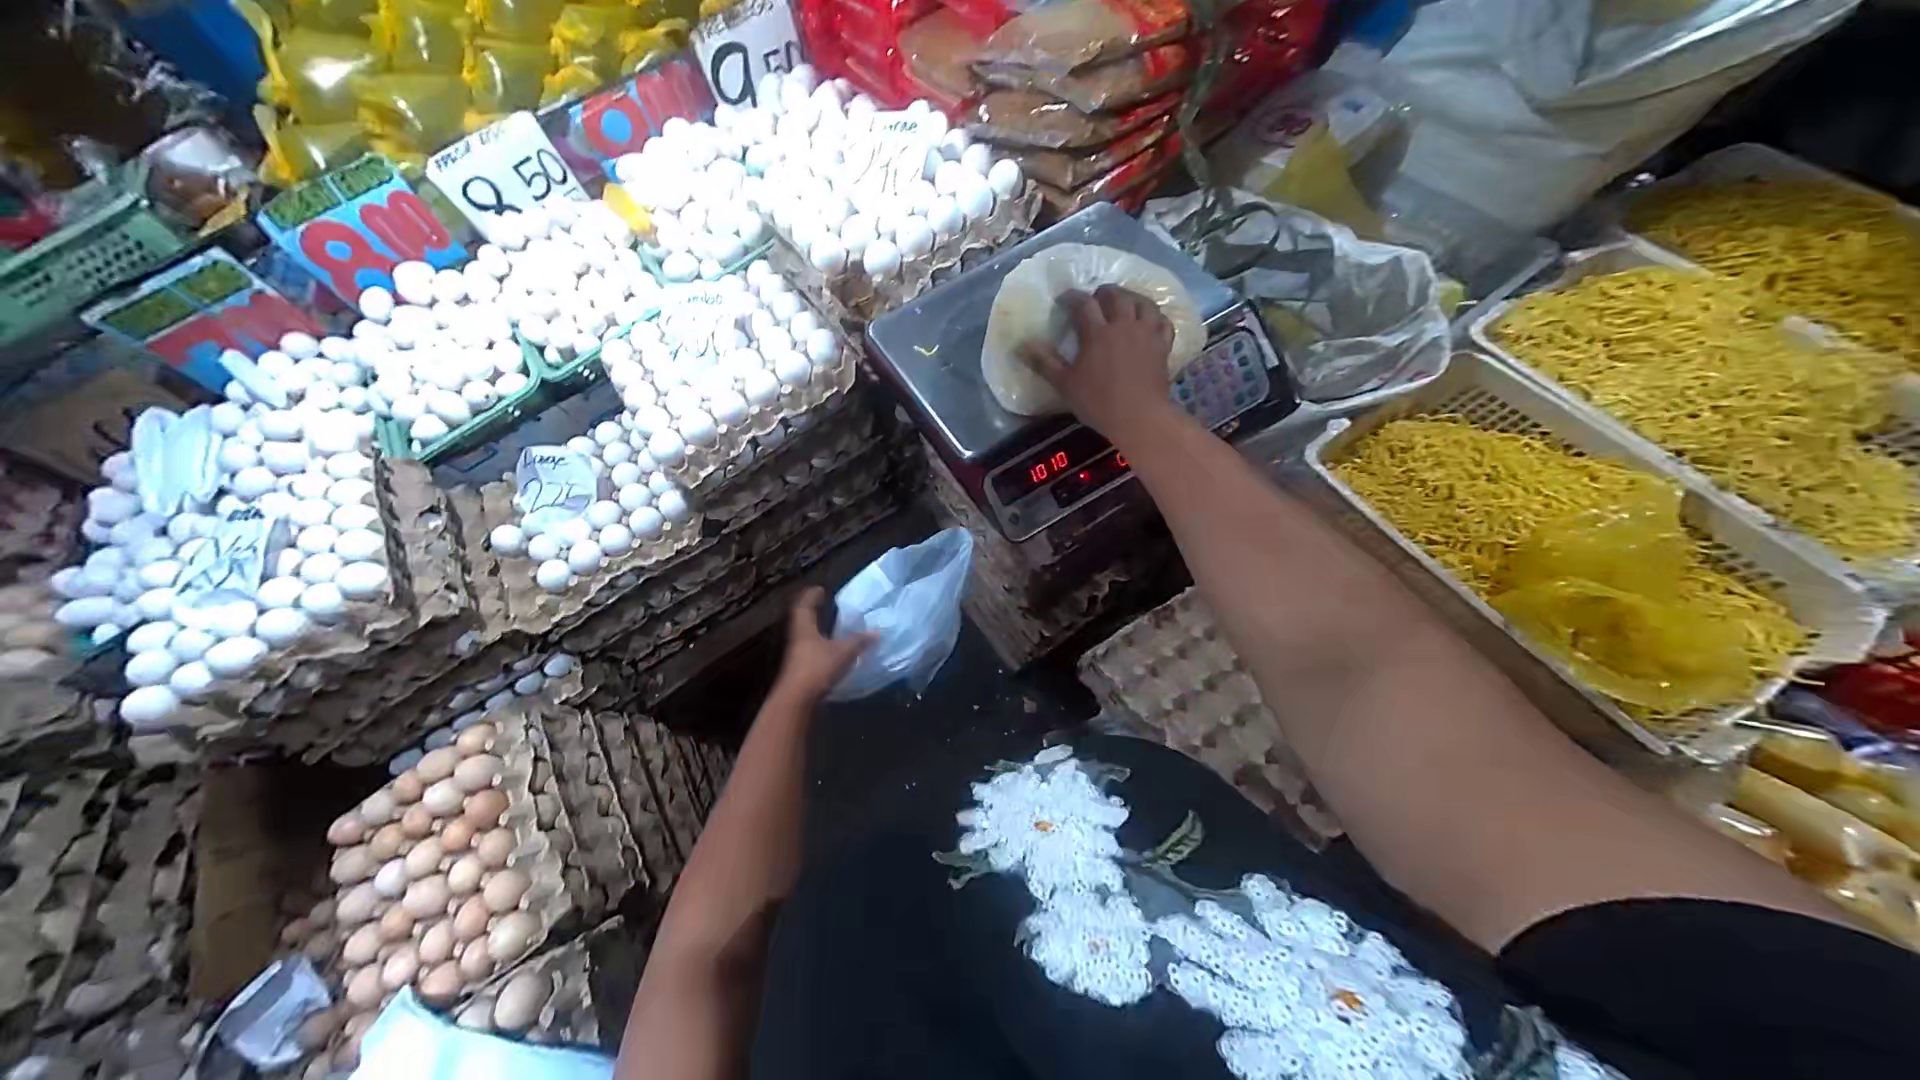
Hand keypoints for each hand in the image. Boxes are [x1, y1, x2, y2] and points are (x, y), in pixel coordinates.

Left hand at [773, 586, 874, 702]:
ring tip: (832, 629)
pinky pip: (812, 653)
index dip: (811, 596)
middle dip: (814, 612)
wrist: (797, 699)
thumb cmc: (818, 667)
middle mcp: (798, 639)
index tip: (819, 589)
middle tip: (826, 606)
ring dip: (817, 631)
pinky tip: (833, 652)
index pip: (804, 606)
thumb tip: (877, 632)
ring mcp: (798, 656)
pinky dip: (821, 648)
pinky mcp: (801, 671)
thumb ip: (860, 641)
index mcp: (805, 628)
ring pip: (807, 638)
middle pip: (803, 621)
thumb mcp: (844, 652)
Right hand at [1020, 286, 1177, 442]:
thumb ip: (1044, 363)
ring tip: (1124, 303)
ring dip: (1131, 298)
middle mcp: (1123, 325)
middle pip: (1116, 296)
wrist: (1140, 417)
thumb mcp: (1065, 385)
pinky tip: (1149, 321)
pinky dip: (1155, 317)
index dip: (1071, 297)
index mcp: (1097, 333)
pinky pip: (1163, 322)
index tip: (1064, 300)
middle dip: (1104, 293)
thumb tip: (1022, 345)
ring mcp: (1146, 334)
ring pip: (1142, 303)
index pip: (1082, 303)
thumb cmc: (1098, 402)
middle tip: (1096, 298)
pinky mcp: (1162, 346)